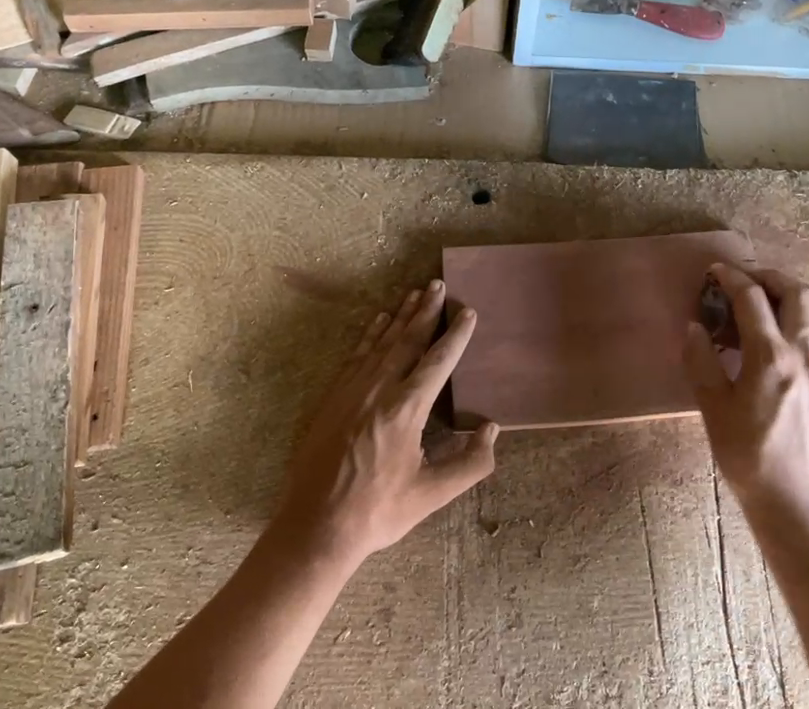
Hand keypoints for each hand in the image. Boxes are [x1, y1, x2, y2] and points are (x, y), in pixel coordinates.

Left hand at [271, 281, 498, 567]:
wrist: (316, 524)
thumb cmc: (378, 510)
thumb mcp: (432, 494)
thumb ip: (470, 463)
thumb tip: (492, 429)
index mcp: (406, 409)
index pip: (438, 361)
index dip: (456, 335)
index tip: (468, 311)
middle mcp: (378, 389)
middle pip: (407, 339)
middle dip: (425, 310)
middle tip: (437, 284)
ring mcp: (350, 390)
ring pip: (380, 342)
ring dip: (399, 316)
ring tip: (413, 293)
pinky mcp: (331, 397)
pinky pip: (356, 354)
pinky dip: (370, 334)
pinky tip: (378, 321)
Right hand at [684, 264, 808, 536]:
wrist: (796, 501)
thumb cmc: (748, 457)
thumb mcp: (713, 410)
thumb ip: (701, 362)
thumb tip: (694, 327)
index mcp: (770, 357)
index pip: (751, 298)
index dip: (731, 278)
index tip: (715, 272)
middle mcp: (805, 353)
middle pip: (796, 293)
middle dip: (768, 277)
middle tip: (745, 281)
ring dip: (801, 292)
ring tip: (778, 295)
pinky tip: (803, 326)